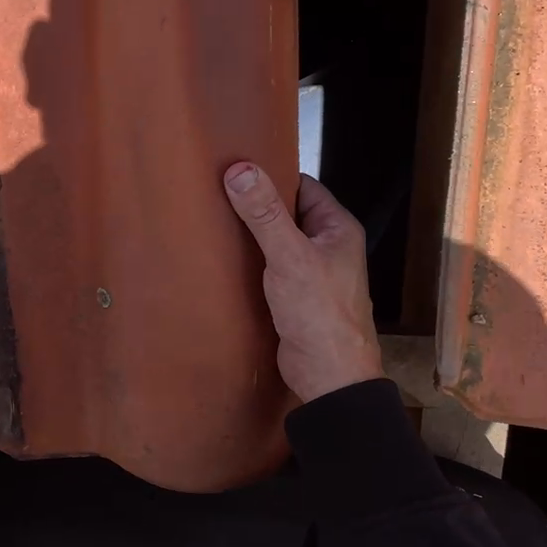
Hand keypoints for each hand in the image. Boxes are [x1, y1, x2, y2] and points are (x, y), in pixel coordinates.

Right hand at [223, 163, 383, 401]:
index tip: (234, 168)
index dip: (271, 176)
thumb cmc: (320, 313)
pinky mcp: (293, 295)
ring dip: (248, 234)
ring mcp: (310, 272)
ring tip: (210, 219)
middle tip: (213, 191)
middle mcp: (326, 246)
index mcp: (337, 228)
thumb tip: (239, 169)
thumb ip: (264, 214)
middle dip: (253, 204)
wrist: (329, 378)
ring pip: (274, 240)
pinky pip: (268, 266)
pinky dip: (247, 260)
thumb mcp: (289, 256)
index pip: (302, 186)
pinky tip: (220, 257)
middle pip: (285, 212)